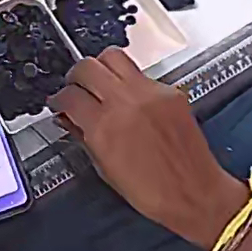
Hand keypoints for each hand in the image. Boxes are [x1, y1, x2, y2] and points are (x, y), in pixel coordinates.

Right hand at [48, 48, 247, 249]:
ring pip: (113, 57)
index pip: (69, 96)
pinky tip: (128, 100)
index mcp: (104, 127)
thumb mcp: (105, 169)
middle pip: (87, 66)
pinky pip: (141, 74)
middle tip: (75, 88)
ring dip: (100, 67)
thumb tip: (69, 120)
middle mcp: (126, 103)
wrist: (193, 193)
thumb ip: (84, 137)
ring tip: (99, 84)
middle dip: (75, 77)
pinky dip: (128, 82)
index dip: (58, 99)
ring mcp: (150, 93)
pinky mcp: (170, 92)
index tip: (58, 103)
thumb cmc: (153, 192)